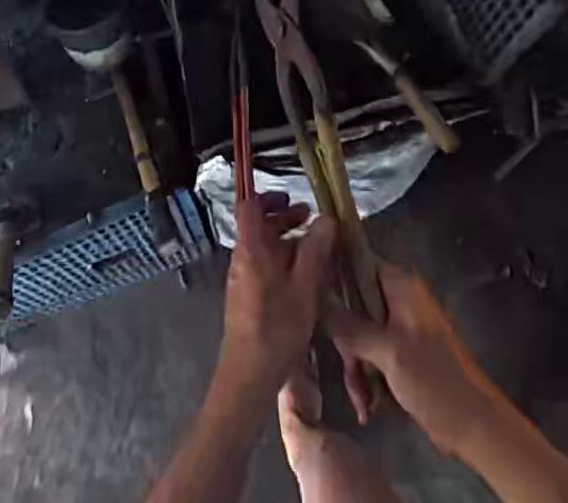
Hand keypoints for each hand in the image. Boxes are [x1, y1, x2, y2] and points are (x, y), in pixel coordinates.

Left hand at [220, 192, 337, 390]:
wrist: (249, 371)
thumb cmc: (277, 325)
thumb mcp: (304, 287)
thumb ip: (315, 251)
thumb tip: (326, 219)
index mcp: (250, 249)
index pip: (249, 207)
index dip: (268, 197)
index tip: (291, 196)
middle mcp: (241, 258)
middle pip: (257, 226)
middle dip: (283, 217)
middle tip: (309, 216)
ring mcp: (242, 277)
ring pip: (263, 247)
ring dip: (286, 240)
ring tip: (314, 245)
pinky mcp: (247, 295)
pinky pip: (263, 265)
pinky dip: (282, 260)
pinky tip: (304, 274)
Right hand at [327, 259, 500, 448]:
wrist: (479, 430)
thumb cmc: (437, 382)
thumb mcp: (387, 352)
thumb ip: (349, 325)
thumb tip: (317, 300)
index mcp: (400, 285)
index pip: (354, 259)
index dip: (330, 273)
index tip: (311, 293)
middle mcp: (398, 298)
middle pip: (350, 300)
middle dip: (345, 338)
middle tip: (349, 367)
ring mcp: (399, 325)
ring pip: (357, 329)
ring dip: (355, 363)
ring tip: (362, 397)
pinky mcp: (400, 350)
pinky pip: (369, 351)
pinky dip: (366, 375)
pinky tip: (367, 403)